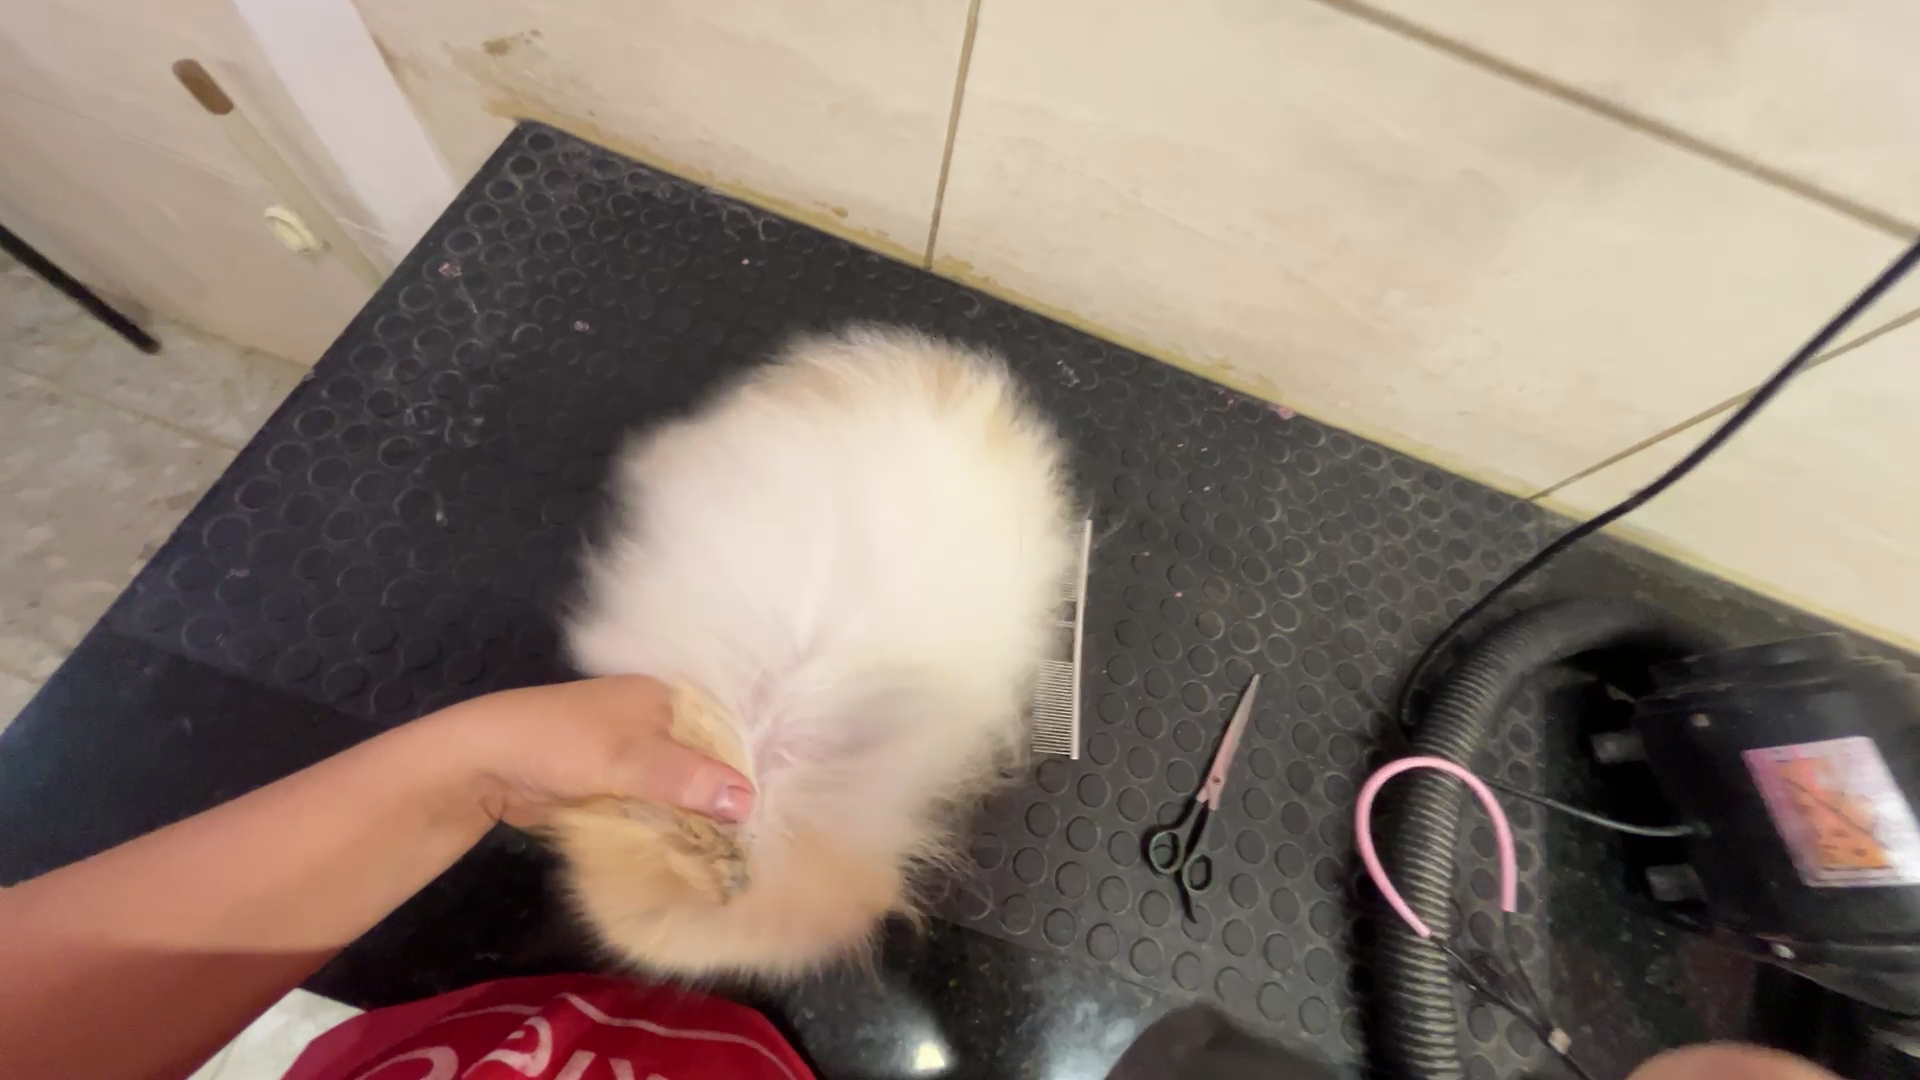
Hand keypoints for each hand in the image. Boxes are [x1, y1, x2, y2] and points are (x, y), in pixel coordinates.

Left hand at [435, 676, 755, 828]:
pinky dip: (674, 820)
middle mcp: (660, 721)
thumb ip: (689, 779)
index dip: (751, 762)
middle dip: (727, 793)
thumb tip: (750, 803)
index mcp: (670, 698)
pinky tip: (698, 845)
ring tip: (738, 847)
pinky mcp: (618, 782)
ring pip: (684, 785)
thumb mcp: (631, 759)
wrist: (483, 764)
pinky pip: (659, 802)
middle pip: (707, 759)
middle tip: (761, 834)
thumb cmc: (562, 742)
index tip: (776, 801)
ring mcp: (637, 753)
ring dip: (701, 812)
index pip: (727, 729)